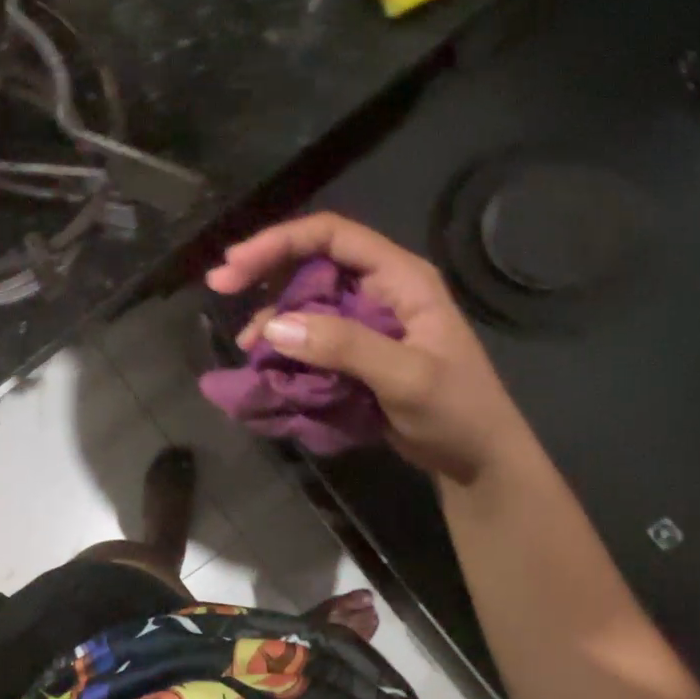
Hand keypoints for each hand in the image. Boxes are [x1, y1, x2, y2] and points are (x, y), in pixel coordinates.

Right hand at [206, 213, 538, 482]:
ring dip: (270, 314)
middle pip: (311, 260)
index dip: (280, 241)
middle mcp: (379, 289)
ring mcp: (365, 321)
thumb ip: (344, 347)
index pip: (333, 236)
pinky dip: (282, 344)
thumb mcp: (407, 377)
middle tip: (220, 287)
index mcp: (401, 278)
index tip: (236, 264)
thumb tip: (273, 327)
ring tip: (245, 346)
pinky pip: (308, 335)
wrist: (479, 462)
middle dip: (264, 271)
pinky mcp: (354, 352)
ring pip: (305, 299)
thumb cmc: (457, 412)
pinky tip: (263, 362)